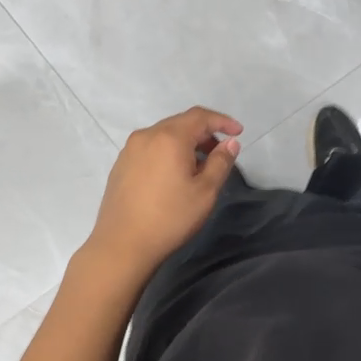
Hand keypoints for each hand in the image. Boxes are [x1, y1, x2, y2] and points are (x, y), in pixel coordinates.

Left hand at [86, 107, 241, 275]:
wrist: (123, 244)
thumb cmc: (170, 218)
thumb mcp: (205, 192)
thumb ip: (221, 162)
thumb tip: (230, 143)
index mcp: (169, 137)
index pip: (200, 116)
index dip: (222, 121)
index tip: (239, 132)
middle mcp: (146, 135)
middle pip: (181, 123)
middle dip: (204, 133)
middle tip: (221, 153)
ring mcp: (130, 150)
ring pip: (164, 136)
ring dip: (186, 144)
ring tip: (199, 167)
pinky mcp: (121, 165)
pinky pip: (151, 148)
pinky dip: (168, 153)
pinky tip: (174, 176)